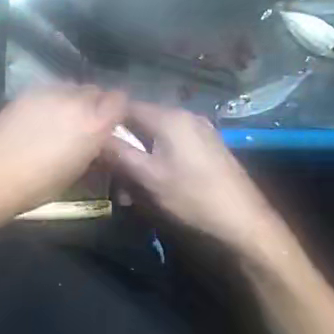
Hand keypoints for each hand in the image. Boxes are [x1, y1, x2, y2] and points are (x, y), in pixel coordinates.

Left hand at [0, 84, 127, 213]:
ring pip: (70, 86)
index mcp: (95, 123)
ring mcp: (49, 93)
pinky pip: (47, 89)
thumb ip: (93, 145)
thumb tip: (98, 139)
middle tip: (84, 119)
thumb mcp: (79, 169)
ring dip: (71, 98)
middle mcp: (75, 101)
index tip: (111, 118)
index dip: (117, 107)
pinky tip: (40, 114)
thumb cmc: (42, 183)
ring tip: (61, 115)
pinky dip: (50, 99)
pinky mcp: (26, 93)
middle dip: (94, 102)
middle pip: (94, 90)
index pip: (119, 99)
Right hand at [108, 102, 301, 269]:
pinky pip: (170, 150)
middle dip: (120, 148)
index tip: (86, 141)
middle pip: (138, 124)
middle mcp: (185, 117)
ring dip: (136, 161)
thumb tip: (91, 134)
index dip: (102, 121)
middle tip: (107, 176)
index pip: (123, 106)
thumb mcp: (145, 176)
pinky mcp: (208, 152)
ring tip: (128, 192)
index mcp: (169, 117)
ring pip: (153, 140)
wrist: (247, 228)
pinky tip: (151, 190)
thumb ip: (115, 151)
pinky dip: (155, 165)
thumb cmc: (192, 197)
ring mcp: (200, 134)